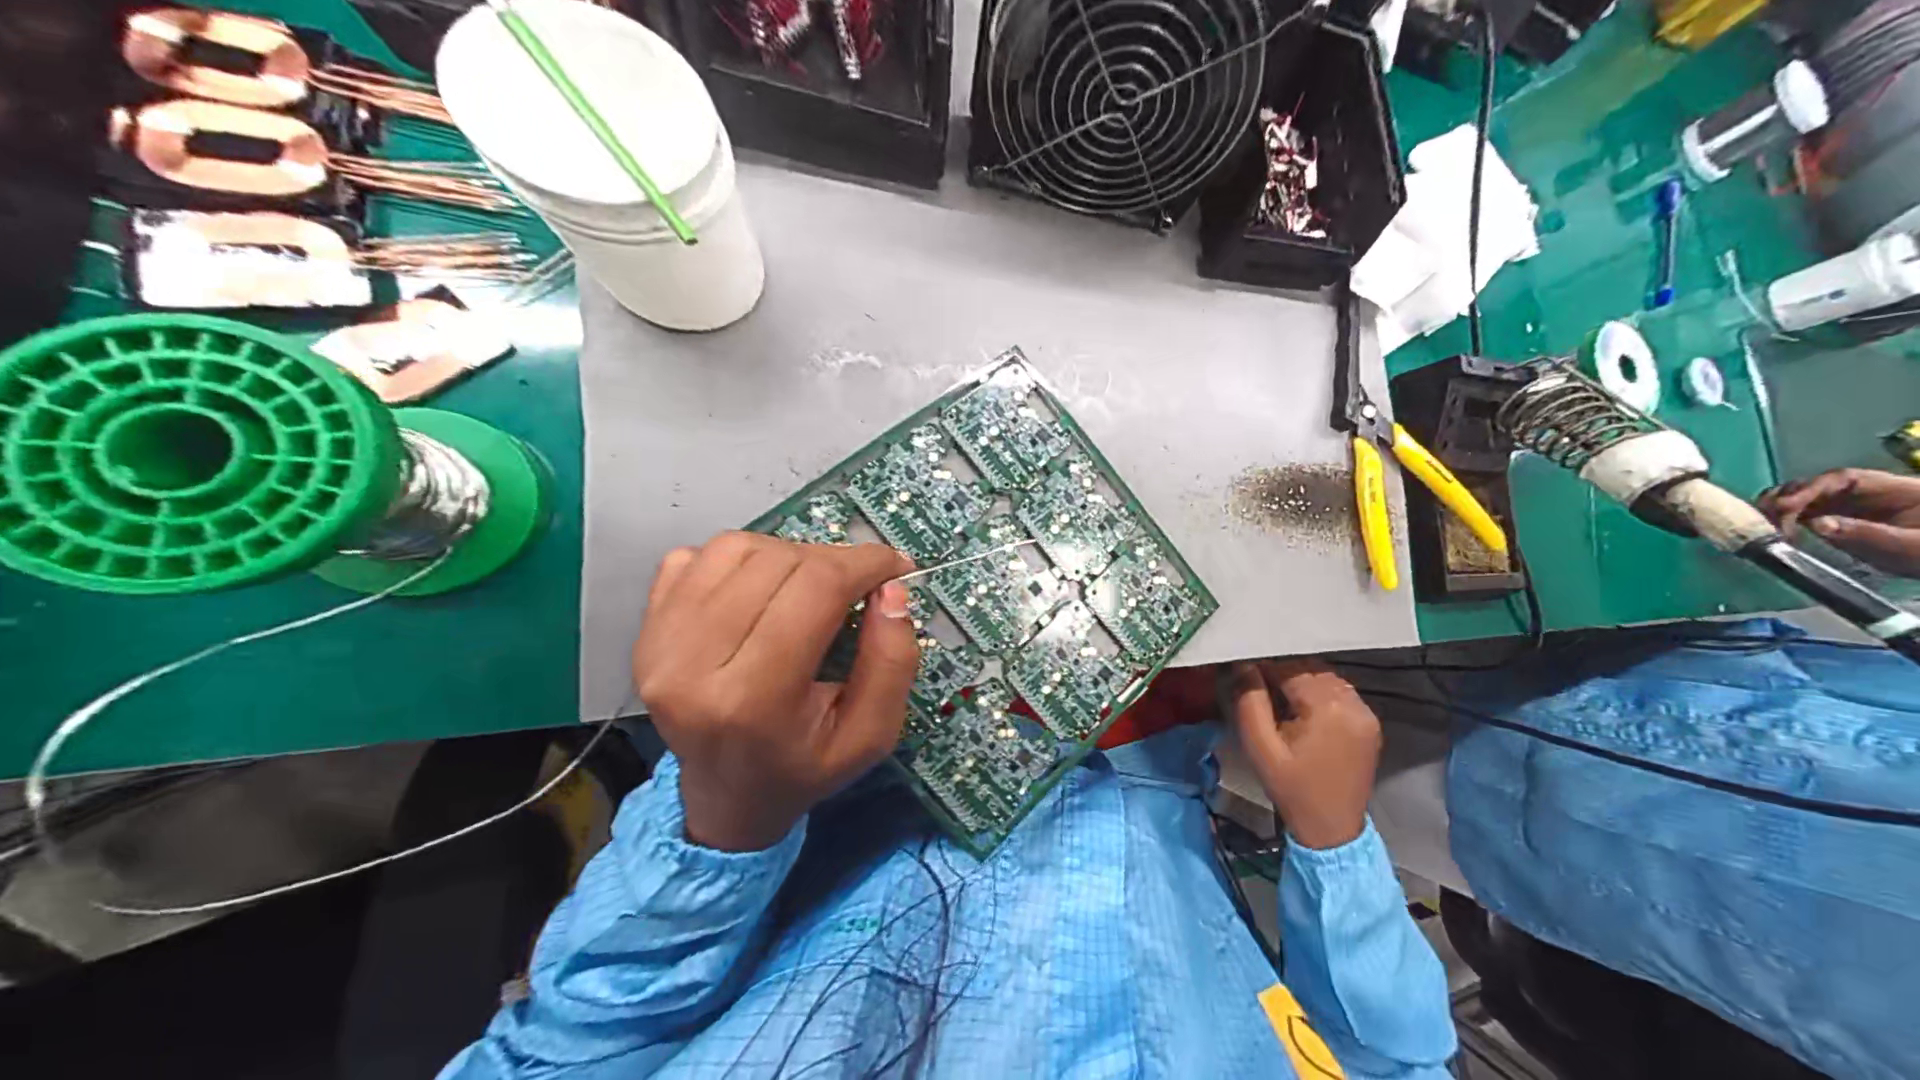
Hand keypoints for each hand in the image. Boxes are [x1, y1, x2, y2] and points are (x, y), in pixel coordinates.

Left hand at [633, 533, 920, 851]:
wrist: (727, 797)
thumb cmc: (803, 769)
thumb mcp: (870, 736)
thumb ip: (892, 663)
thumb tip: (890, 589)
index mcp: (754, 700)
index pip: (815, 591)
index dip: (864, 564)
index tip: (894, 566)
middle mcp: (693, 664)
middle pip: (779, 562)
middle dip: (832, 560)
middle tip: (856, 584)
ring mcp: (659, 642)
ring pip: (737, 548)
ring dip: (787, 554)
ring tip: (808, 587)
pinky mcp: (646, 628)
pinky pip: (698, 555)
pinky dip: (740, 559)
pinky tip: (761, 591)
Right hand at [1229, 659, 1381, 849]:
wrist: (1330, 828)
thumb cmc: (1290, 787)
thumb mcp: (1259, 745)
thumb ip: (1248, 699)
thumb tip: (1242, 664)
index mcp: (1327, 706)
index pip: (1288, 667)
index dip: (1262, 668)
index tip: (1243, 678)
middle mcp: (1353, 703)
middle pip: (1308, 669)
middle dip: (1281, 674)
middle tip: (1258, 693)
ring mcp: (1366, 713)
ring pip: (1324, 678)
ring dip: (1300, 682)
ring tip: (1279, 704)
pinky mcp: (1369, 723)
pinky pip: (1338, 693)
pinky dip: (1317, 694)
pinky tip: (1302, 713)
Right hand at [1759, 468, 1919, 577]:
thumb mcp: (1910, 547)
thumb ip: (1869, 534)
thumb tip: (1816, 525)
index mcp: (1894, 489)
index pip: (1841, 479)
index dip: (1808, 489)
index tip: (1782, 507)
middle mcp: (1865, 494)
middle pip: (1815, 487)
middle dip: (1785, 499)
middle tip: (1764, 519)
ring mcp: (1849, 508)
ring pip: (1803, 500)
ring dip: (1778, 510)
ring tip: (1764, 528)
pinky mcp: (1836, 523)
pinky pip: (1802, 515)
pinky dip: (1782, 522)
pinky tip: (1776, 534)